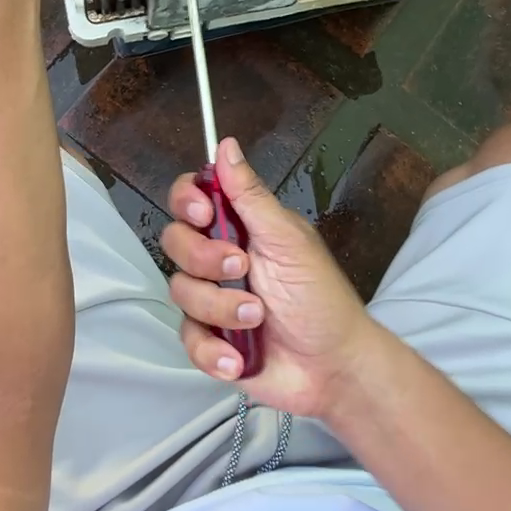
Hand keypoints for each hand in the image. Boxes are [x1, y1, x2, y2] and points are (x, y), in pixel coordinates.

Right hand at [160, 136, 385, 417]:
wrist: (334, 367)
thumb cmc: (320, 296)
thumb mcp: (288, 240)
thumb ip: (251, 195)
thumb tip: (225, 143)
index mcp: (238, 226)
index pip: (191, 198)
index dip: (186, 200)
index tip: (203, 214)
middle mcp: (217, 258)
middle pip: (175, 240)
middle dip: (203, 257)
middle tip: (241, 266)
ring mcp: (210, 299)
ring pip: (180, 290)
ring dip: (219, 307)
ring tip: (257, 318)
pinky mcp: (208, 340)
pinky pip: (187, 339)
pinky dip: (211, 350)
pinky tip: (237, 358)